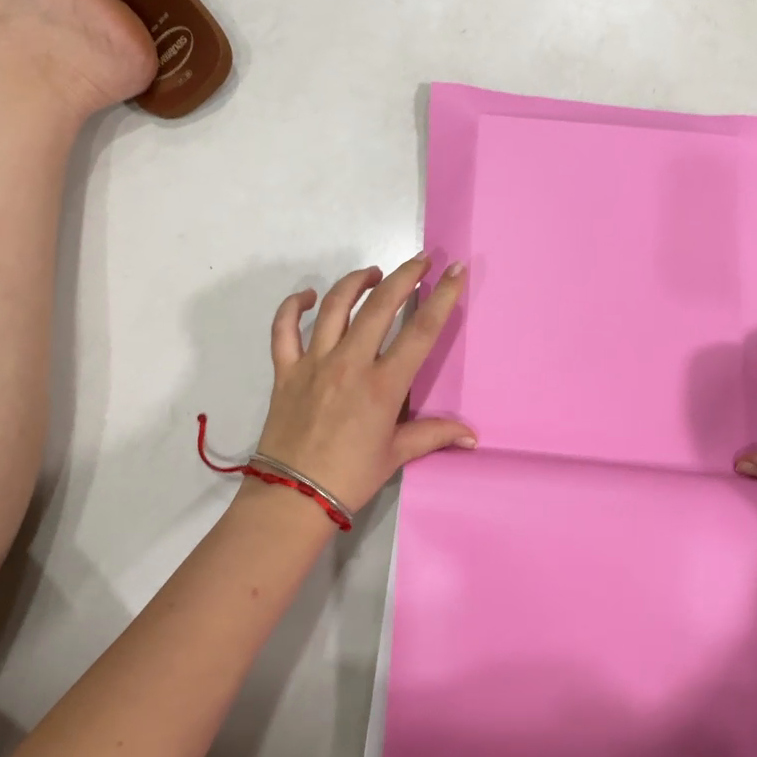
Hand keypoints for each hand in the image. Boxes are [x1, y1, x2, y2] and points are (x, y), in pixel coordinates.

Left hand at [254, 255, 475, 512]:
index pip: (420, 331)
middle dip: (404, 276)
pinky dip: (295, 306)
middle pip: (380, 305)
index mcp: (383, 385)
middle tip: (420, 260)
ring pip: (336, 307)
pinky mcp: (286, 370)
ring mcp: (314, 363)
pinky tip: (310, 296)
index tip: (454, 270)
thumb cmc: (350, 477)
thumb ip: (433, 434)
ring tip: (374, 273)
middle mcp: (350, 364)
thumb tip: (472, 435)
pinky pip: (285, 328)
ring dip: (357, 282)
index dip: (442, 297)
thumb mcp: (396, 454)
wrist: (292, 497)